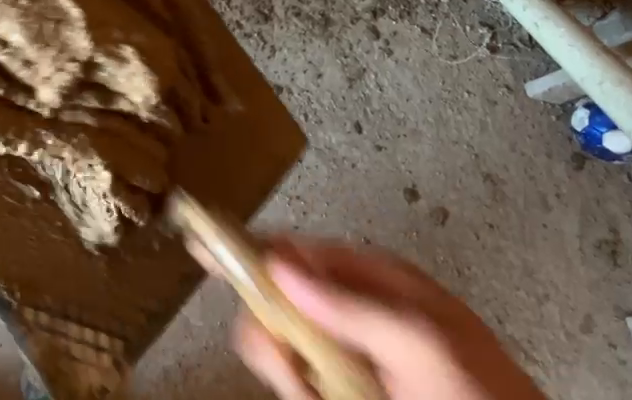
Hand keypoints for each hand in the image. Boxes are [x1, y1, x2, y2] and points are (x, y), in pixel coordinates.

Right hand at [233, 239, 546, 399]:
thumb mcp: (426, 347)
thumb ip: (355, 304)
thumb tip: (279, 262)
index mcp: (376, 279)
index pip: (297, 248)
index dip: (250, 248)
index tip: (205, 252)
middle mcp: (353, 308)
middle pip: (276, 294)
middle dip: (268, 328)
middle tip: (289, 372)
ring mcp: (348, 353)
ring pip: (279, 341)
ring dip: (281, 368)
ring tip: (310, 395)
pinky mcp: (341, 388)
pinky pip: (294, 377)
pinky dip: (293, 387)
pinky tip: (311, 396)